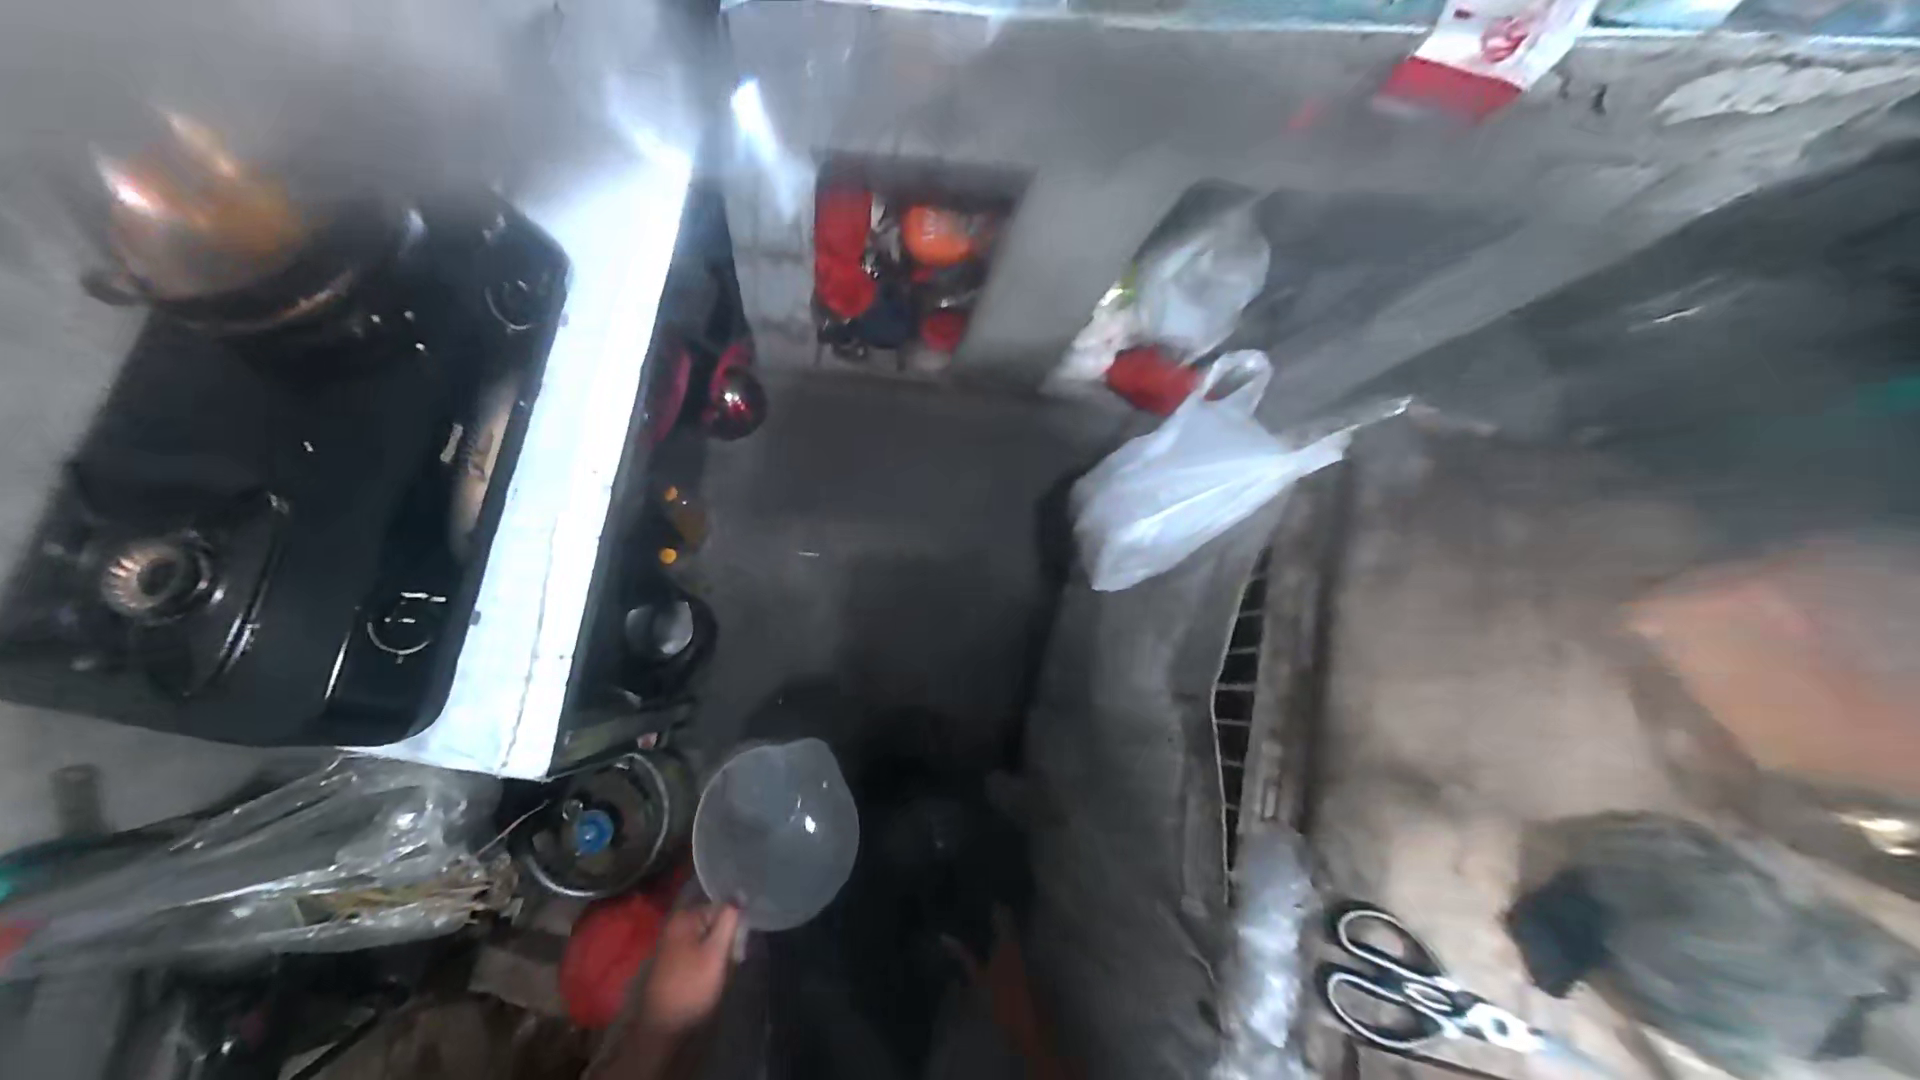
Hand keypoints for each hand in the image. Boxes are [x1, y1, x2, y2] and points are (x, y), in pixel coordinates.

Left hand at [634, 902, 740, 1036]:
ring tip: (720, 973)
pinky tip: (709, 979)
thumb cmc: (691, 987)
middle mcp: (675, 925)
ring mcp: (672, 945)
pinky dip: (707, 963)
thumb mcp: (716, 951)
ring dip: (718, 954)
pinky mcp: (673, 963)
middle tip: (730, 962)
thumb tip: (739, 893)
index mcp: (684, 917)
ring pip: (708, 940)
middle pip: (714, 923)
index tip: (737, 948)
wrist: (661, 1030)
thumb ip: (729, 919)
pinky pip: (698, 953)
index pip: (723, 909)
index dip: (734, 927)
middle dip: (726, 941)